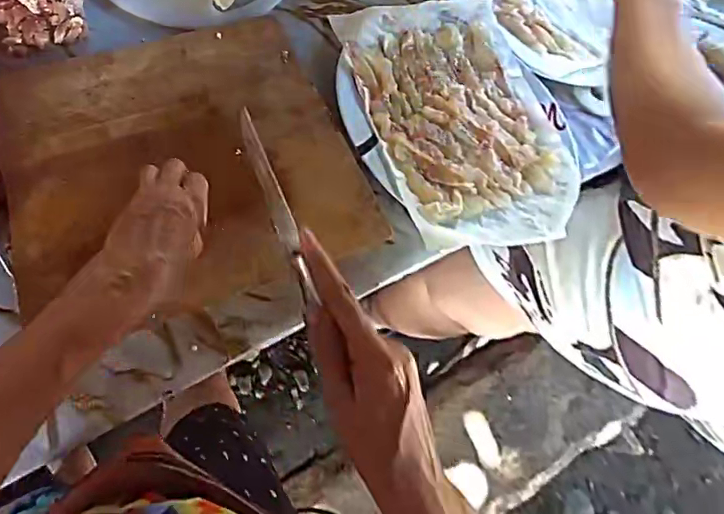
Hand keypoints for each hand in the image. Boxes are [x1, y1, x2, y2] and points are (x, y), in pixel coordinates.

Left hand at [67, 160, 208, 331]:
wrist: (130, 276)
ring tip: (156, 193)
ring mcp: (147, 195)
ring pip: (153, 168)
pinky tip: (141, 207)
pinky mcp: (128, 201)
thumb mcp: (191, 253)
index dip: (194, 187)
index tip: (192, 196)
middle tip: (174, 190)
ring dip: (156, 177)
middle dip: (175, 174)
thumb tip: (191, 228)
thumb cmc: (167, 272)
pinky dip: (141, 190)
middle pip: (175, 165)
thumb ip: (192, 232)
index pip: (198, 180)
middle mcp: (170, 194)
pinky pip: (138, 185)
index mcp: (192, 206)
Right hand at [301, 230, 459, 513]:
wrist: (416, 484)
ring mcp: (403, 355)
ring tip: (347, 396)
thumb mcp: (337, 402)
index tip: (307, 239)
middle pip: (350, 319)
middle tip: (330, 372)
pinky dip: (356, 357)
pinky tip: (358, 392)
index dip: (322, 266)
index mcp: (376, 357)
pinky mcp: (406, 363)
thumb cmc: (373, 450)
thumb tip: (316, 310)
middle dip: (331, 330)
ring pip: (360, 335)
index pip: (342, 300)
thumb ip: (326, 351)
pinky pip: (371, 346)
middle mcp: (394, 348)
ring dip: (345, 351)